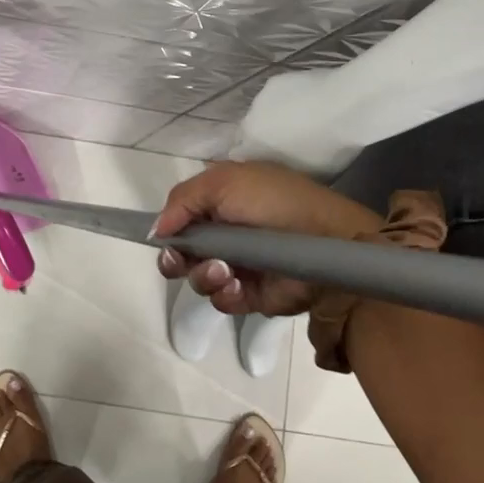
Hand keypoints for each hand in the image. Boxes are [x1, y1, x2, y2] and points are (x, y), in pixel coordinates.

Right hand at [152, 161, 385, 316]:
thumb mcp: (223, 182)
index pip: (180, 220)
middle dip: (176, 259)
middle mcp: (226, 235)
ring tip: (225, 270)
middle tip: (181, 261)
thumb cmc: (275, 203)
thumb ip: (182, 201)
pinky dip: (225, 294)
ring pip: (198, 279)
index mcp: (221, 203)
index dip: (168, 230)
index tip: (162, 239)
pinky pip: (222, 300)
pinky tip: (238, 284)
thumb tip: (157, 231)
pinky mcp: (252, 295)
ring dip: (203, 275)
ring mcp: (239, 266)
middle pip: (181, 254)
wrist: (325, 240)